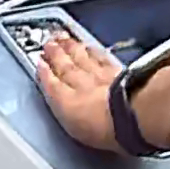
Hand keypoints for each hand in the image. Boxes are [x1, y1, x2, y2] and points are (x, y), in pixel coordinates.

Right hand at [39, 38, 123, 152]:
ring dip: (71, 48)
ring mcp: (99, 74)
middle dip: (55, 55)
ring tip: (64, 40)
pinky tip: (90, 46)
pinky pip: (100, 56)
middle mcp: (80, 83)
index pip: (52, 84)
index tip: (39, 63)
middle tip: (49, 43)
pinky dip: (93, 49)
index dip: (45, 73)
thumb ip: (64, 110)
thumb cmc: (101, 129)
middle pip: (65, 66)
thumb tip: (58, 100)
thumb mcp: (72, 128)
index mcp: (65, 101)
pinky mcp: (116, 70)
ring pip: (81, 57)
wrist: (129, 113)